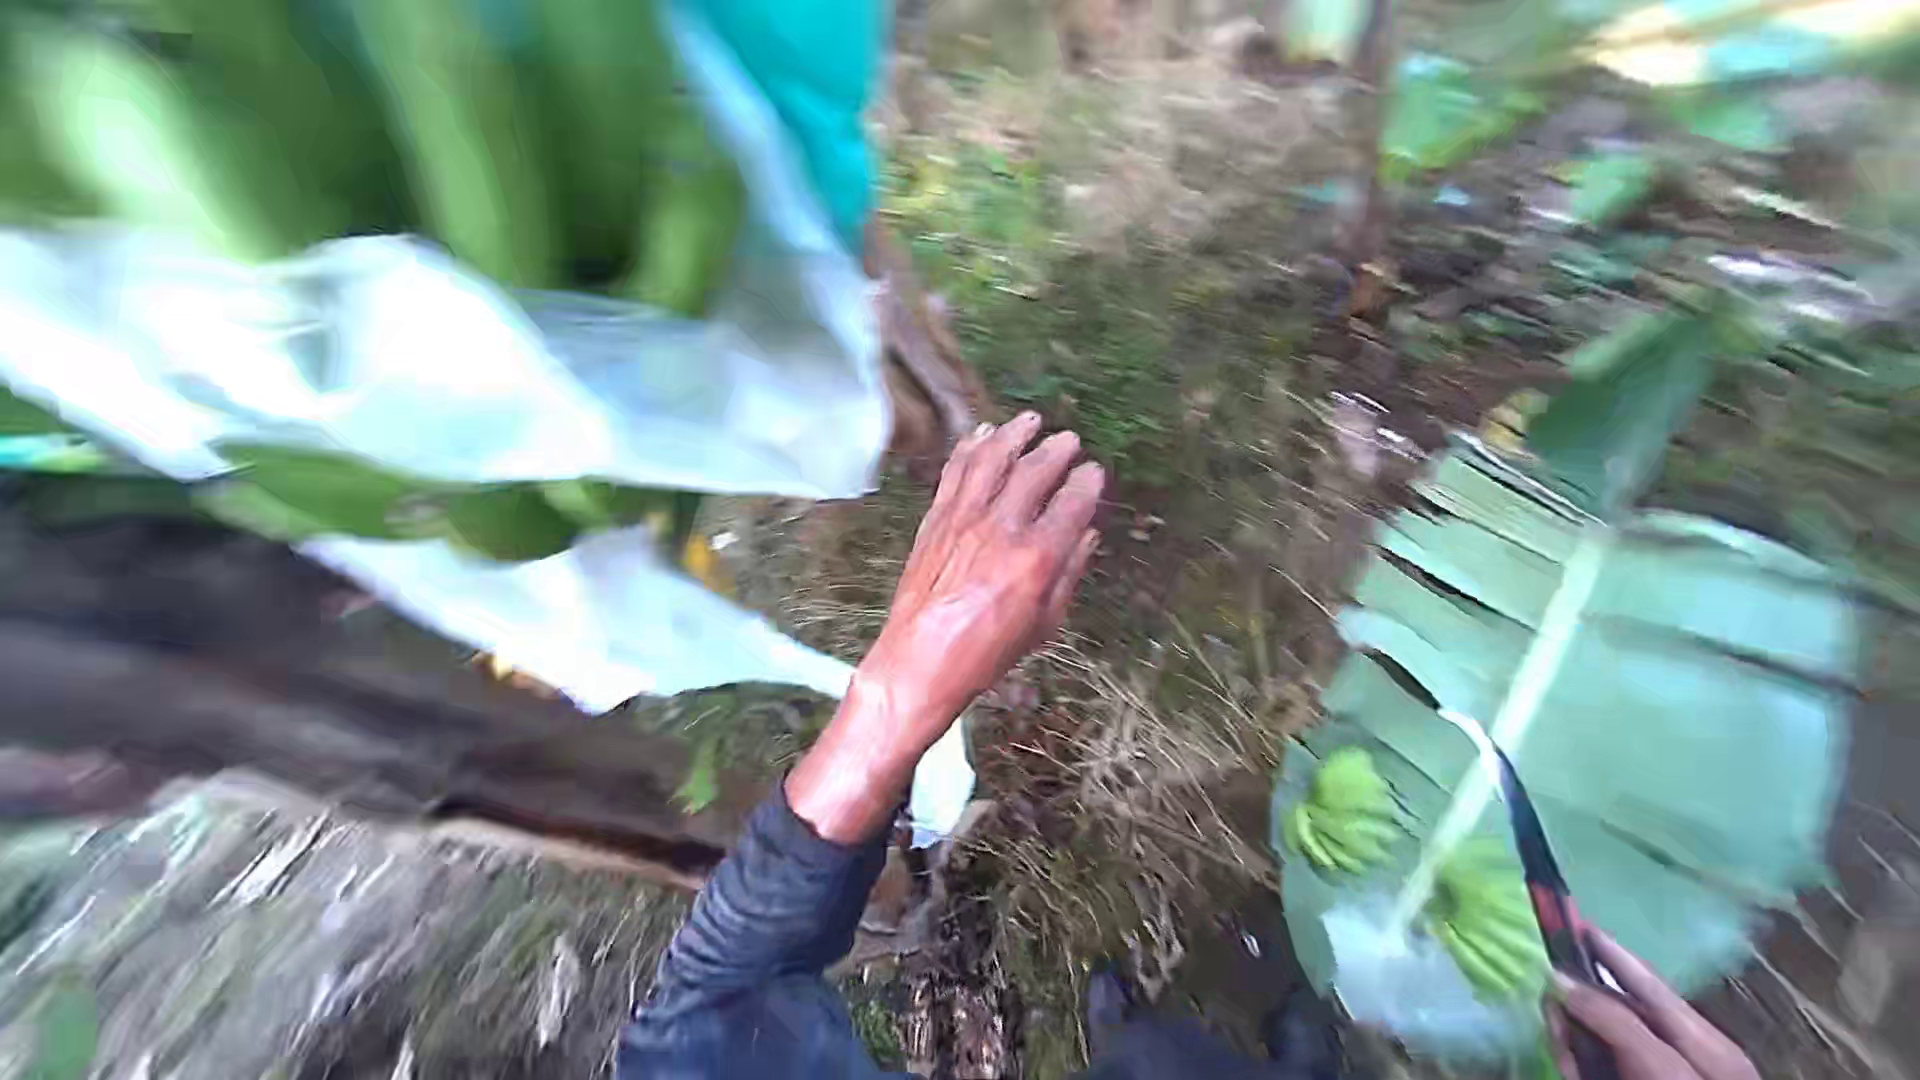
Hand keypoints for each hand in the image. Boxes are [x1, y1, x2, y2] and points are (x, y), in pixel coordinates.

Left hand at [858, 410, 1103, 733]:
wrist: (922, 658)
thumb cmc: (986, 651)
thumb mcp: (1045, 623)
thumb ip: (1069, 573)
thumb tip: (1085, 535)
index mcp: (1036, 557)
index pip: (1072, 502)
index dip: (1088, 483)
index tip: (1094, 474)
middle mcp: (1001, 528)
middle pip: (1034, 471)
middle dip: (1057, 450)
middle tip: (1069, 441)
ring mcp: (964, 518)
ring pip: (992, 459)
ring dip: (1014, 434)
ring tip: (1029, 420)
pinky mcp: (936, 519)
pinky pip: (955, 471)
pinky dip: (970, 447)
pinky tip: (981, 434)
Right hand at [1549, 927, 1757, 1079]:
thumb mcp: (1659, 1067)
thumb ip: (1610, 1016)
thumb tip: (1554, 973)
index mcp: (1694, 1032)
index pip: (1634, 969)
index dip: (1596, 941)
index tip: (1558, 914)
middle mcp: (1675, 1041)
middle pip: (1603, 996)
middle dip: (1570, 1009)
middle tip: (1556, 1033)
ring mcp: (1654, 1064)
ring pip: (1589, 1024)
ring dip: (1568, 1039)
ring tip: (1567, 1066)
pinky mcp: (1632, 1075)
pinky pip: (1590, 1052)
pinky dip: (1574, 1059)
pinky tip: (1573, 1072)